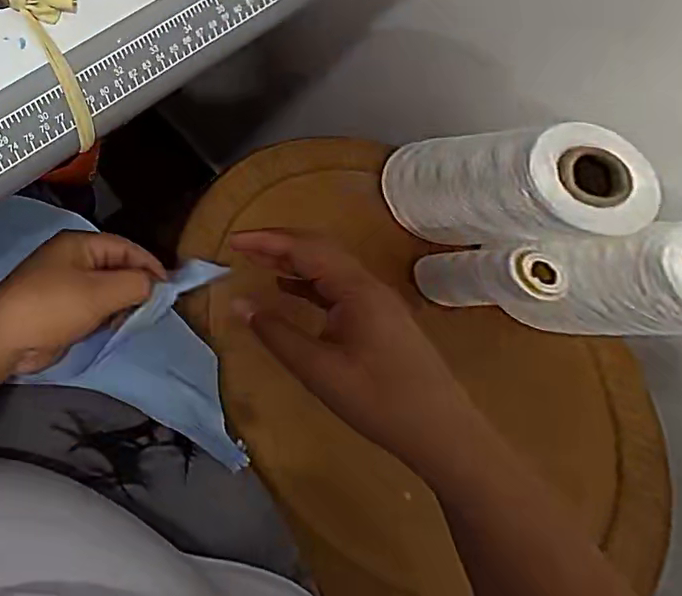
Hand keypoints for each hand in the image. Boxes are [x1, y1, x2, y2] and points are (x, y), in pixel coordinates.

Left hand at [0, 230, 165, 374]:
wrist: (6, 337)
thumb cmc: (52, 306)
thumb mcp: (99, 293)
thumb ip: (133, 284)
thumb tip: (154, 283)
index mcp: (79, 244)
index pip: (124, 246)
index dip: (149, 265)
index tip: (171, 288)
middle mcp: (73, 259)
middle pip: (117, 267)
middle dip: (137, 285)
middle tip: (155, 308)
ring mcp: (66, 284)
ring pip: (107, 289)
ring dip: (122, 303)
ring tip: (135, 319)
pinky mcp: (62, 308)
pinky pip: (94, 306)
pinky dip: (108, 315)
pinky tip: (114, 327)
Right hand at [230, 230, 486, 472]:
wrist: (449, 440)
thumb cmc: (381, 402)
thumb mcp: (318, 370)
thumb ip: (275, 333)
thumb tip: (238, 303)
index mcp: (357, 290)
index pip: (304, 248)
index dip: (265, 241)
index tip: (232, 242)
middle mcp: (369, 287)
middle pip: (318, 249)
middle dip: (277, 244)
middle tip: (241, 247)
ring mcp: (378, 302)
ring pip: (329, 267)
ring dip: (292, 261)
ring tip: (258, 263)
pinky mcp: (381, 320)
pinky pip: (338, 286)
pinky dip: (308, 281)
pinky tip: (289, 291)